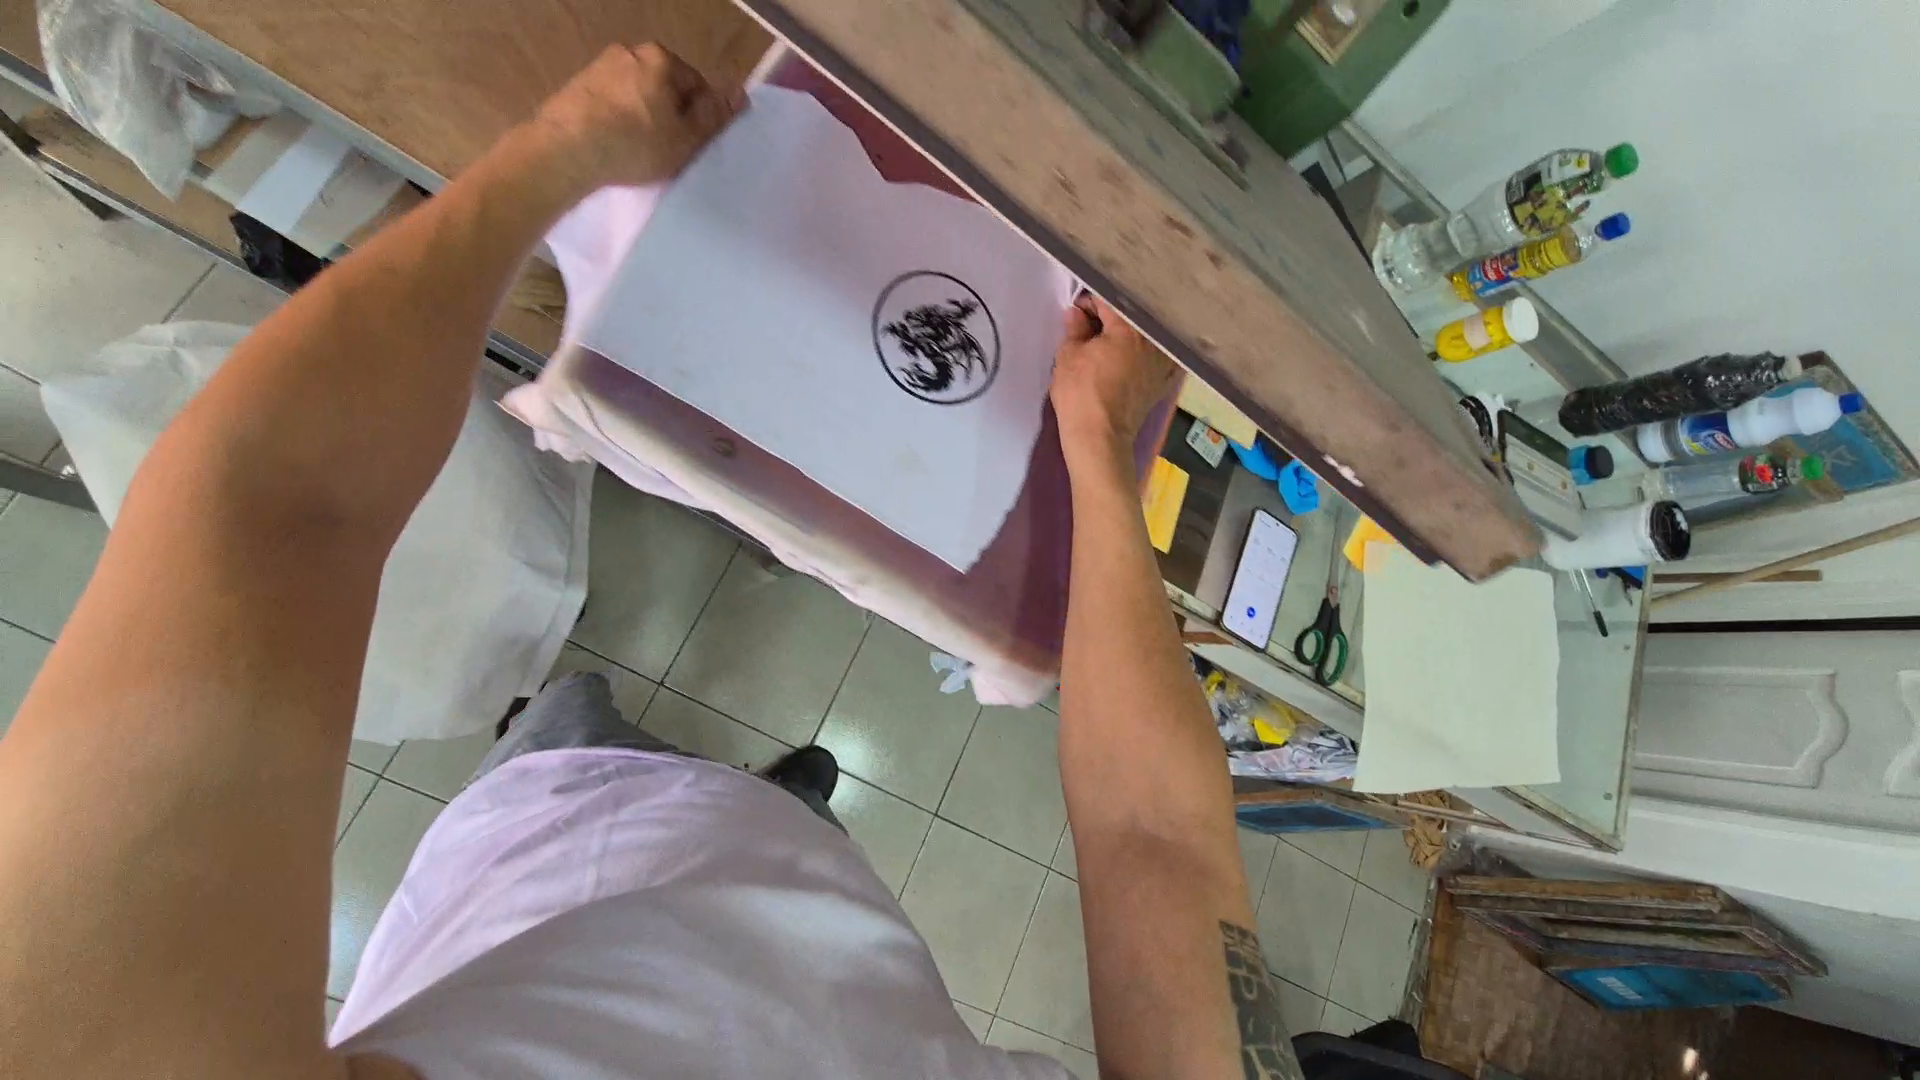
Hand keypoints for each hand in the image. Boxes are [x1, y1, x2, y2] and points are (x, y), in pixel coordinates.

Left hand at [528, 44, 741, 195]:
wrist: (567, 149)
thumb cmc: (636, 144)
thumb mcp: (686, 137)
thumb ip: (714, 115)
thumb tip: (740, 93)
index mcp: (662, 58)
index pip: (697, 85)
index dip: (701, 118)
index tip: (694, 144)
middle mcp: (630, 51)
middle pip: (666, 87)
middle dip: (672, 114)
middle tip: (671, 150)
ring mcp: (601, 65)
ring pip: (639, 94)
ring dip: (645, 117)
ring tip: (642, 150)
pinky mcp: (579, 85)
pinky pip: (613, 102)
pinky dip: (620, 120)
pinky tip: (618, 144)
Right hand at [1050, 293, 1178, 470]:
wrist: (1099, 437)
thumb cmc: (1080, 395)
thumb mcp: (1067, 357)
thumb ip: (1074, 329)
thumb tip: (1076, 314)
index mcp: (1129, 328)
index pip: (1108, 301)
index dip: (1088, 303)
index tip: (1076, 314)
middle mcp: (1152, 340)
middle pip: (1130, 316)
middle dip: (1110, 318)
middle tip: (1089, 328)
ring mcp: (1162, 362)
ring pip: (1145, 335)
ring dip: (1129, 334)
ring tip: (1108, 342)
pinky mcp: (1163, 382)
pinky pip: (1158, 357)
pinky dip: (1146, 353)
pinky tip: (1134, 357)